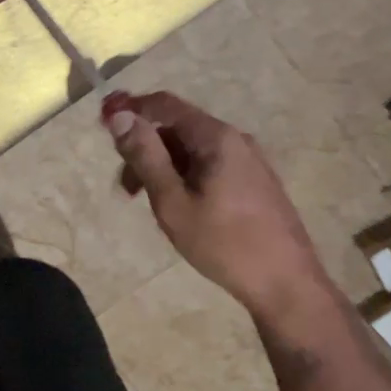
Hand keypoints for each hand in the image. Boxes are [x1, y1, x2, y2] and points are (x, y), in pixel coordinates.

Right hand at [102, 91, 331, 314]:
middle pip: (177, 127)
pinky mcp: (255, 181)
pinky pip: (210, 164)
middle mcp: (235, 139)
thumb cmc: (224, 243)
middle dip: (145, 147)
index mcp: (216, 137)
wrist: (287, 286)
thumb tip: (119, 116)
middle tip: (126, 186)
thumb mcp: (172, 201)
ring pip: (192, 149)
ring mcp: (249, 160)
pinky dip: (184, 175)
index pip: (164, 104)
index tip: (102, 124)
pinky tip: (179, 206)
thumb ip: (145, 156)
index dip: (130, 108)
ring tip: (149, 202)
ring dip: (163, 165)